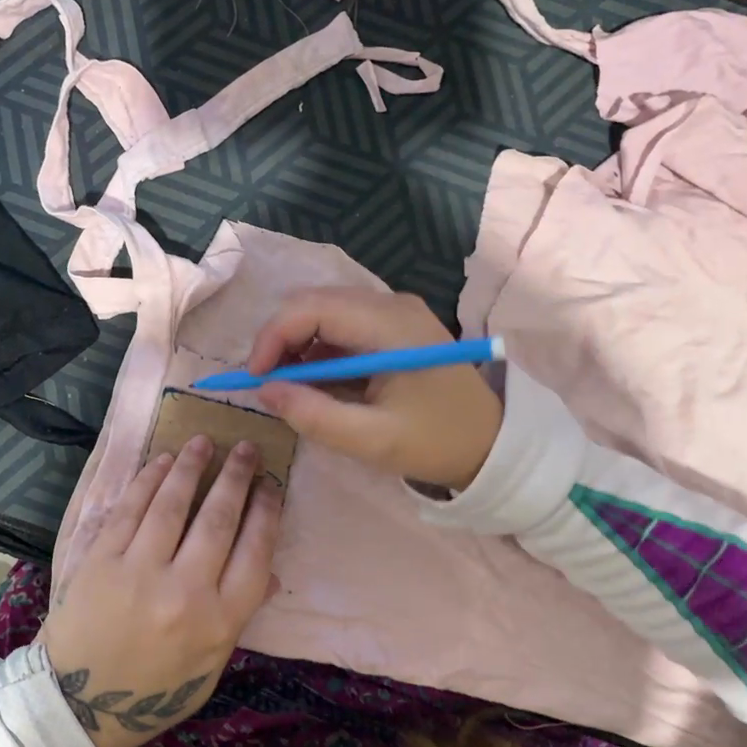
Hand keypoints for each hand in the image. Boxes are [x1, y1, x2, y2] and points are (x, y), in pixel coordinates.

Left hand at [40, 435, 283, 746]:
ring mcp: (139, 573)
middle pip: (217, 519)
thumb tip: (270, 571)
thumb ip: (239, 614)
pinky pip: (130, 510)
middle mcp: (184, 592)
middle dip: (235, 477)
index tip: (271, 484)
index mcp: (219, 622)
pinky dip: (149, 481)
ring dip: (191, 467)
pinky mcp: (101, 561)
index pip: (255, 551)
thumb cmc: (155, 688)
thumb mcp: (211, 663)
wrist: (80, 702)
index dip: (266, 511)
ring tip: (205, 442)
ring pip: (172, 505)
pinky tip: (163, 462)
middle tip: (246, 448)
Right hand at [247, 287, 502, 489]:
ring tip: (288, 387)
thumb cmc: (436, 443)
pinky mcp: (392, 324)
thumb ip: (313, 415)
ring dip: (296, 344)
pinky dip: (316, 348)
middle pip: (313, 301)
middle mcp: (391, 304)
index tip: (254, 377)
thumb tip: (262, 391)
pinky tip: (315, 381)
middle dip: (280, 339)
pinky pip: (339, 324)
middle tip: (265, 383)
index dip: (272, 336)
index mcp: (391, 325)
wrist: (492, 444)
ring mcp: (393, 311)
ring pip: (322, 310)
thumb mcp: (371, 440)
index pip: (312, 307)